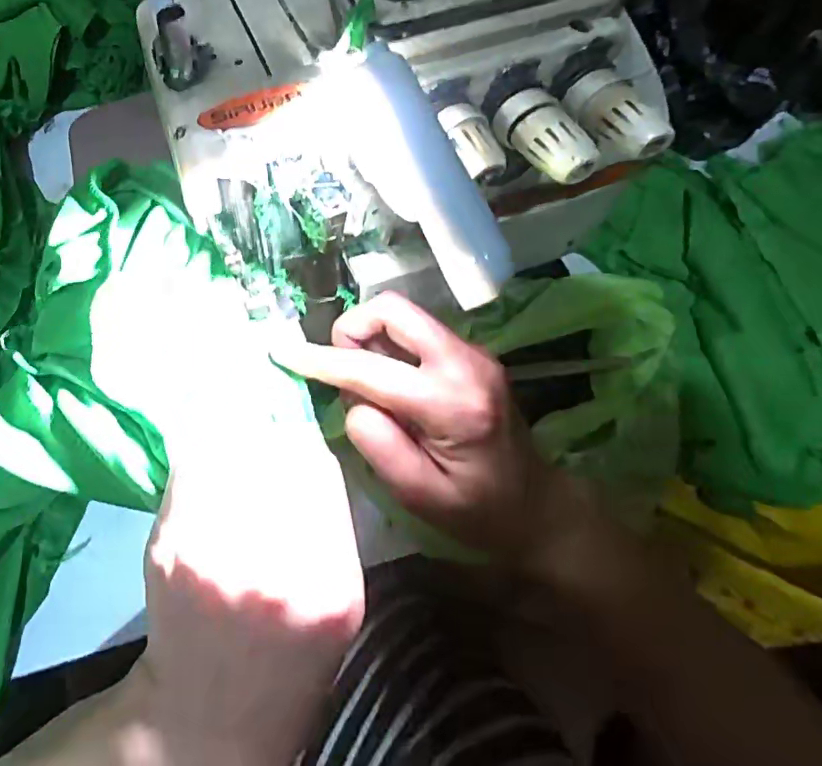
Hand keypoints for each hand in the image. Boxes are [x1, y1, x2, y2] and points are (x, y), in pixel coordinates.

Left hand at [129, 415, 363, 764]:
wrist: (211, 715)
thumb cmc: (286, 656)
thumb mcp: (336, 600)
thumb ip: (329, 523)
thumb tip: (305, 439)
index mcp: (331, 585)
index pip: (317, 467)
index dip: (301, 439)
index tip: (288, 431)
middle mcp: (275, 572)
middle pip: (271, 452)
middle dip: (264, 432)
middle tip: (254, 423)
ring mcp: (215, 559)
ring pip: (227, 450)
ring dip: (229, 435)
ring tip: (227, 430)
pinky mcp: (169, 550)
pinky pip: (189, 470)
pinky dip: (197, 455)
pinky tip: (201, 456)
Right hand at [271, 292, 578, 571]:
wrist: (539, 507)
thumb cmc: (478, 512)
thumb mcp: (419, 495)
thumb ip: (379, 445)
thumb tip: (352, 399)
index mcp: (453, 403)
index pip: (370, 369)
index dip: (321, 360)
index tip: (283, 352)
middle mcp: (466, 362)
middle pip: (392, 310)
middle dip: (352, 330)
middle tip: (342, 372)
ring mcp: (471, 352)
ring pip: (401, 316)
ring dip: (370, 340)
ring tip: (370, 389)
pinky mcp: (469, 352)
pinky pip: (414, 331)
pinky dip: (388, 347)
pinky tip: (393, 388)